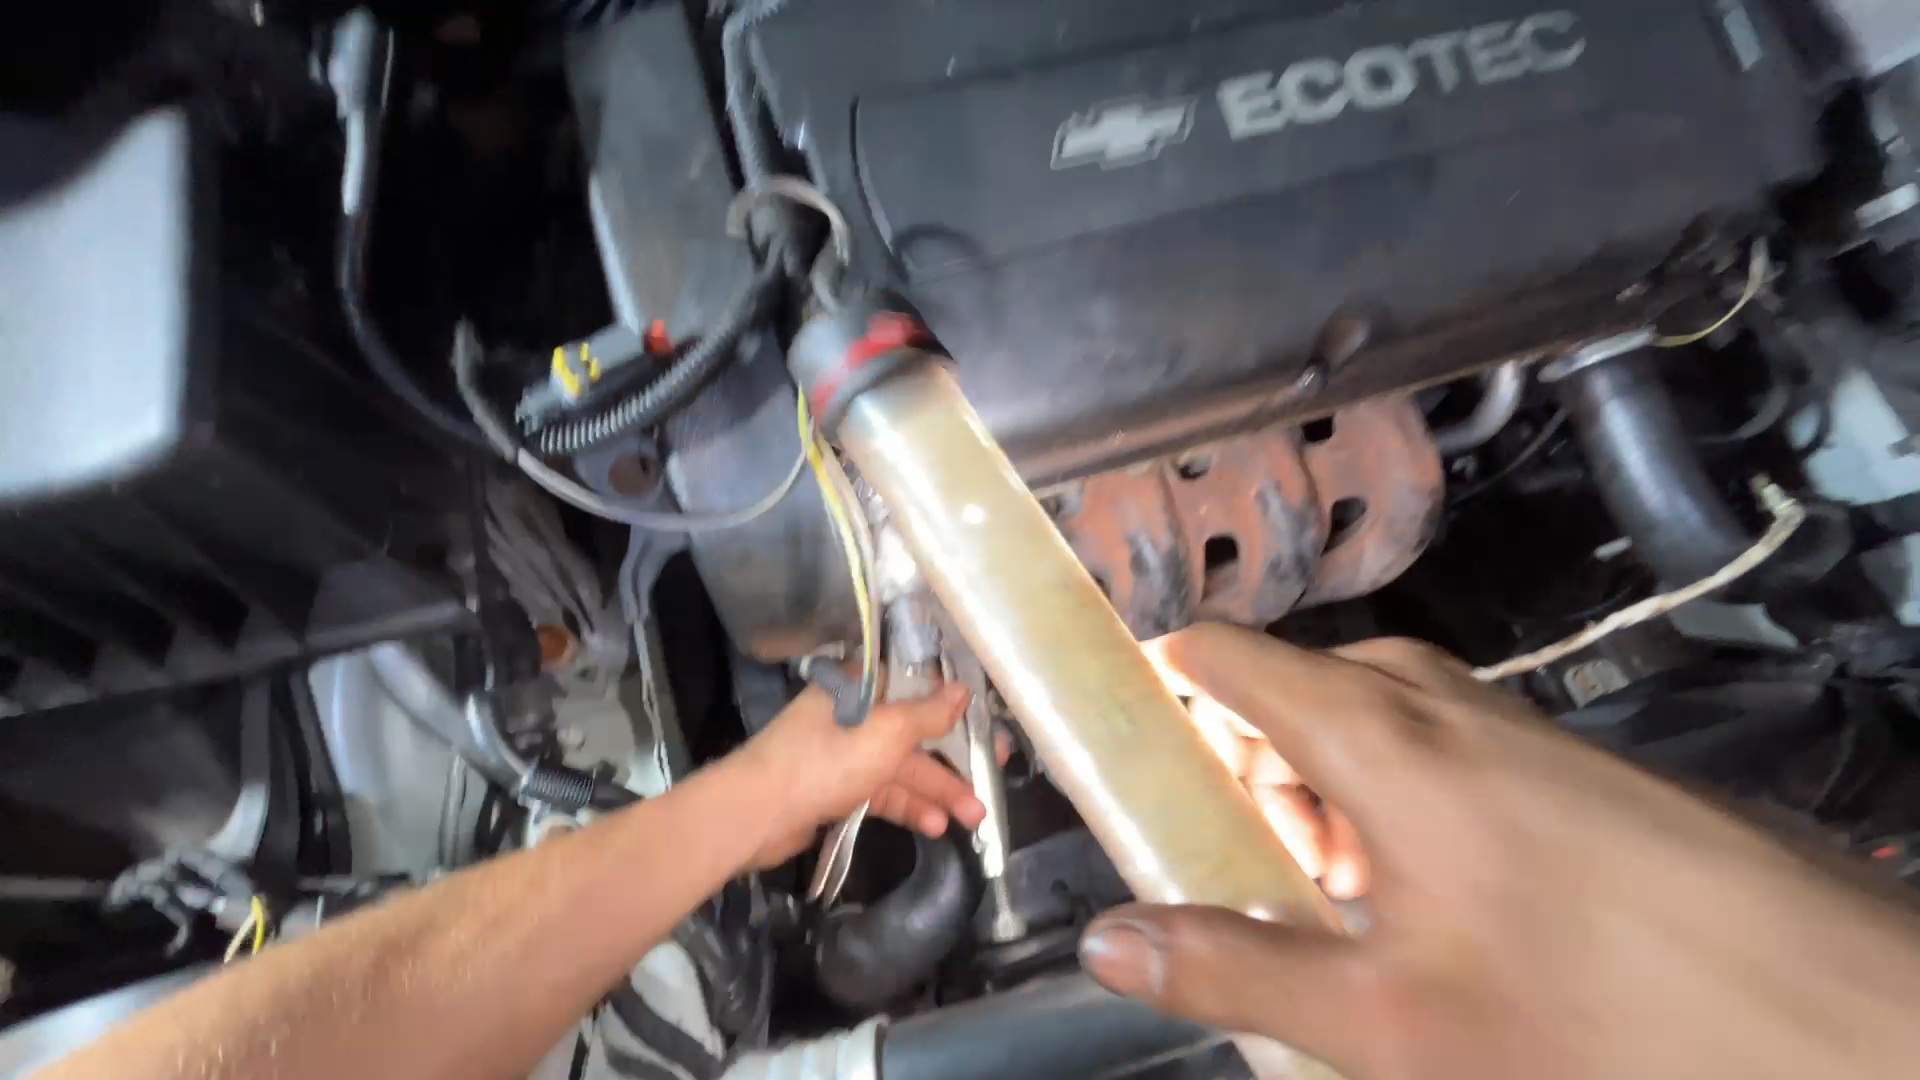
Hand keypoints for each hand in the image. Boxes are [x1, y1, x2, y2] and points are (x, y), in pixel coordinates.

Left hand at [734, 683, 987, 868]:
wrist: (758, 812)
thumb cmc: (827, 758)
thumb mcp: (888, 731)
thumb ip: (929, 713)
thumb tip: (962, 688)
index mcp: (863, 688)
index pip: (916, 688)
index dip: (955, 708)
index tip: (987, 726)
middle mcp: (855, 715)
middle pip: (914, 734)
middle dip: (952, 762)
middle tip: (991, 781)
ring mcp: (844, 754)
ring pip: (901, 769)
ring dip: (936, 792)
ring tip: (973, 818)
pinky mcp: (837, 789)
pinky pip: (882, 793)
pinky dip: (907, 807)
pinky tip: (935, 827)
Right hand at [1082, 625, 1919, 1079]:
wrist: (1886, 1037)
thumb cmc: (1612, 1024)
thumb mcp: (1390, 1019)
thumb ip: (1231, 967)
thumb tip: (1105, 943)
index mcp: (1367, 728)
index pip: (1219, 654)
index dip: (1159, 676)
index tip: (1128, 731)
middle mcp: (1422, 694)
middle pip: (1279, 693)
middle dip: (1243, 767)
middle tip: (1253, 864)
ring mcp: (1495, 716)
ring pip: (1351, 720)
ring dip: (1316, 790)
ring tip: (1342, 897)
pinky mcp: (1549, 751)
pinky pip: (1422, 743)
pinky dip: (1387, 798)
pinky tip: (1433, 897)